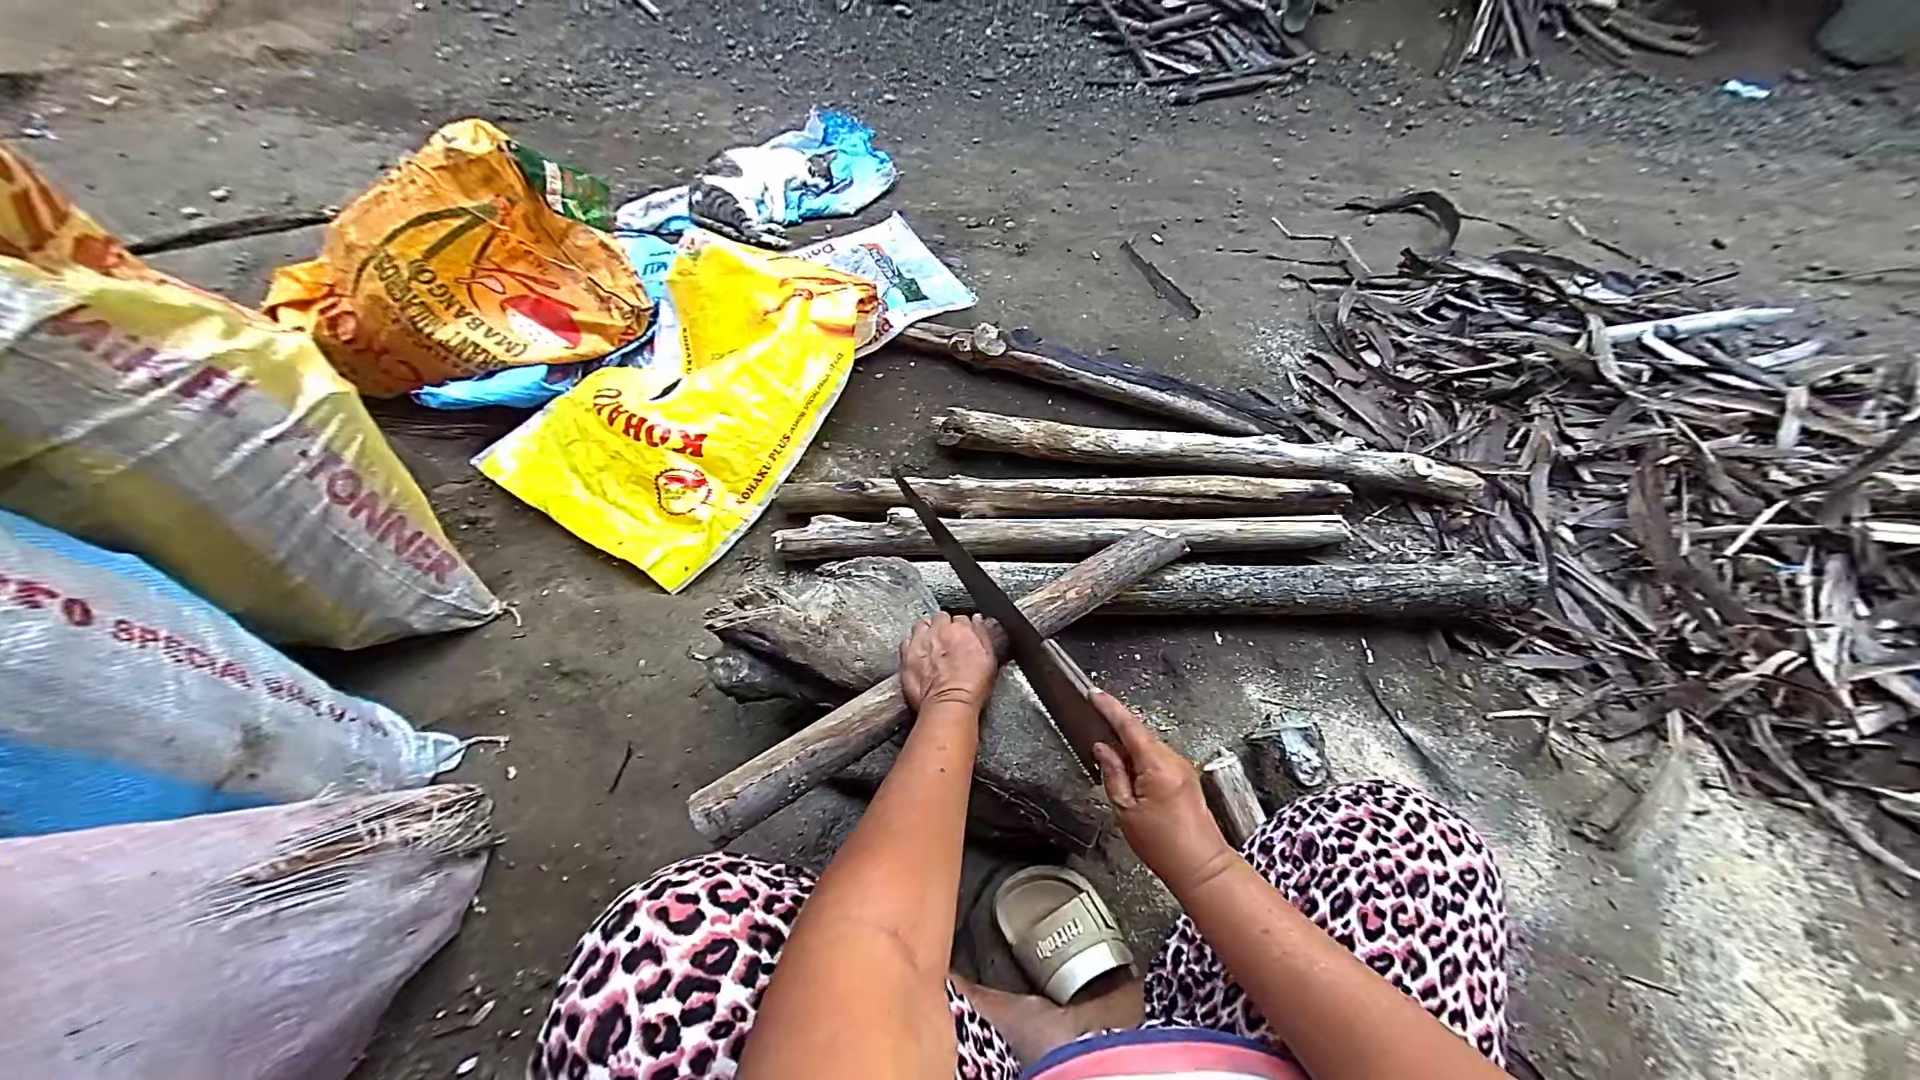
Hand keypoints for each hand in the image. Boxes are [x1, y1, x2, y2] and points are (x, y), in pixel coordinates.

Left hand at [899, 612, 1000, 712]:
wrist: (949, 704)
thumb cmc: (971, 687)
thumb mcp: (989, 659)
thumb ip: (982, 634)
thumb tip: (977, 619)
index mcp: (960, 629)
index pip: (961, 618)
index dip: (962, 628)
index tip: (962, 638)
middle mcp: (939, 630)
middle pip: (940, 617)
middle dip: (943, 626)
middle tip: (946, 640)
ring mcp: (920, 641)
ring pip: (921, 625)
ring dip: (926, 631)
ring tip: (930, 645)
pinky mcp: (906, 655)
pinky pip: (906, 641)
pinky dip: (911, 644)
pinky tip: (918, 654)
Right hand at [1089, 689, 1237, 895]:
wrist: (1202, 867)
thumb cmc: (1165, 845)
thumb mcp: (1125, 810)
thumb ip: (1112, 773)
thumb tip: (1102, 749)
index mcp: (1157, 765)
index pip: (1129, 725)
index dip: (1109, 707)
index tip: (1094, 693)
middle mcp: (1173, 760)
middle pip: (1139, 732)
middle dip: (1116, 725)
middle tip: (1094, 721)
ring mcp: (1182, 766)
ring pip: (1148, 744)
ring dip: (1127, 745)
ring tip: (1110, 759)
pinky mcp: (1185, 775)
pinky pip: (1157, 755)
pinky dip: (1140, 756)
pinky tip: (1129, 771)